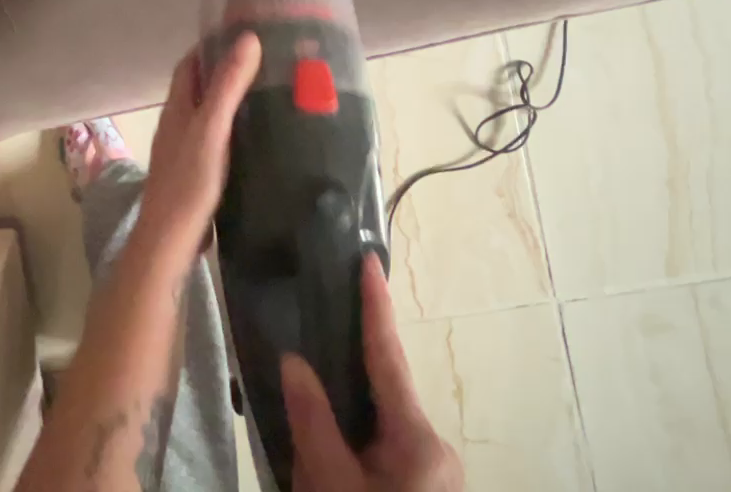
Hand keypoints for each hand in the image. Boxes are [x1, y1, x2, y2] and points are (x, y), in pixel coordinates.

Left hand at [129, 33, 261, 261]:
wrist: (170, 239)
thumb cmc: (189, 181)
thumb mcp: (212, 129)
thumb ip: (227, 86)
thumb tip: (247, 38)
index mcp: (177, 107)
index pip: (190, 64)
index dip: (211, 45)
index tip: (242, 32)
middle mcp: (177, 123)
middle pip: (199, 87)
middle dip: (225, 70)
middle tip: (265, 62)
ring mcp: (184, 149)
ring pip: (207, 113)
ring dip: (231, 100)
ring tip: (269, 94)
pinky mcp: (196, 173)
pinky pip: (215, 139)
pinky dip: (234, 129)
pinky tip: (257, 137)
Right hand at [281, 256, 464, 490]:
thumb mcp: (331, 487)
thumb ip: (312, 422)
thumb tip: (296, 362)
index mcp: (417, 441)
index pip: (388, 357)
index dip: (376, 307)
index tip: (369, 261)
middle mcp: (434, 451)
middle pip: (380, 397)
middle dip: (341, 388)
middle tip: (311, 392)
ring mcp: (433, 476)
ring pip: (377, 432)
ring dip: (342, 433)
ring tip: (312, 444)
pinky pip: (382, 456)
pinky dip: (352, 454)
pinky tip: (328, 465)